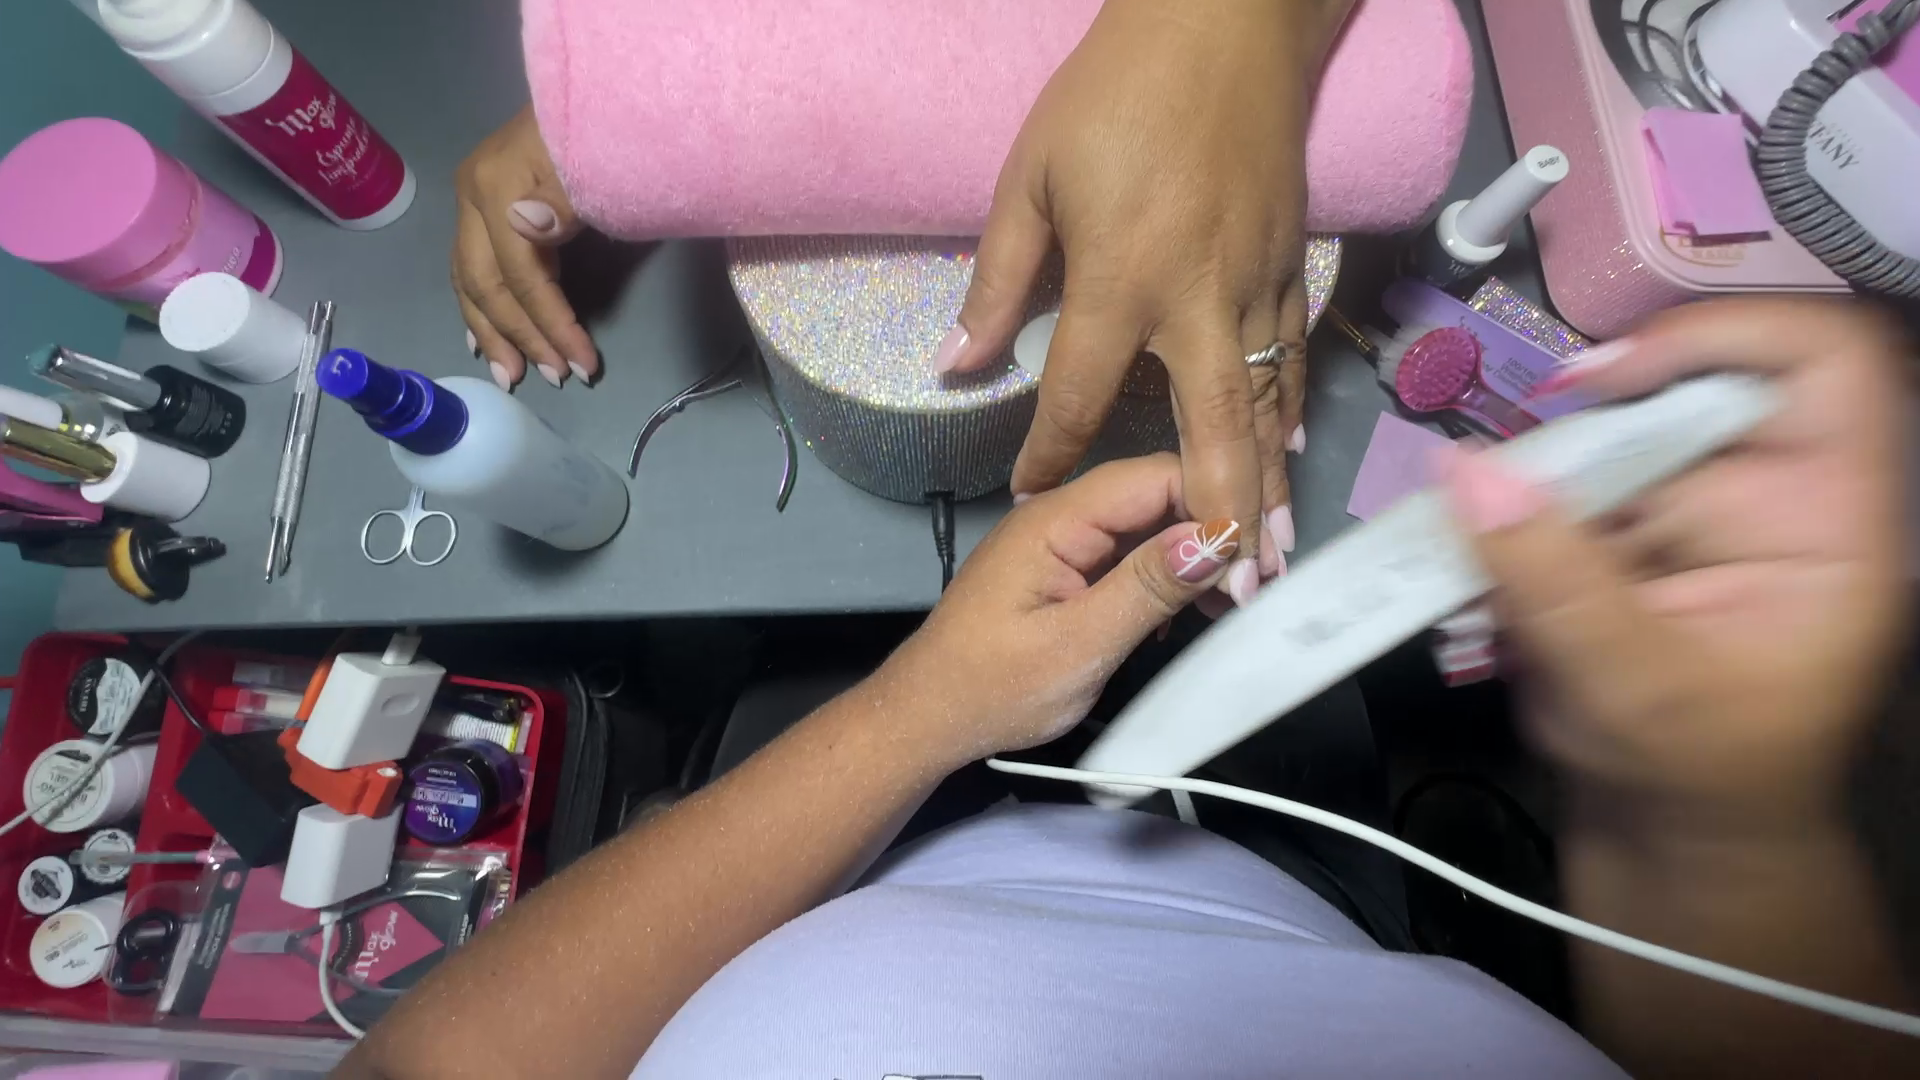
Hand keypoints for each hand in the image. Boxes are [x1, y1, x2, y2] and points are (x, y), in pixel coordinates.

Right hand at [452, 106, 598, 390]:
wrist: (599, 96)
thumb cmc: (605, 139)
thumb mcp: (593, 170)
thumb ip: (563, 201)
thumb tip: (531, 225)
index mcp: (497, 188)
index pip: (521, 278)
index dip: (552, 326)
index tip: (584, 365)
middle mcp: (475, 195)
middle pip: (487, 285)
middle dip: (519, 338)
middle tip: (549, 379)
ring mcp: (476, 201)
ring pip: (472, 281)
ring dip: (493, 332)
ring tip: (509, 372)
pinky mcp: (488, 207)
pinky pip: (476, 266)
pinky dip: (482, 306)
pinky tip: (484, 336)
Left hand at [879, 454, 1239, 764]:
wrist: (930, 715)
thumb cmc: (994, 687)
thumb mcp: (1078, 644)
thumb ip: (1147, 588)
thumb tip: (1218, 536)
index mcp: (1056, 518)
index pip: (1154, 477)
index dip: (1215, 505)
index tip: (1260, 558)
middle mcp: (1060, 516)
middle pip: (1155, 497)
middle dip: (1214, 532)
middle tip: (1266, 582)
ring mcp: (1063, 543)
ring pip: (1147, 528)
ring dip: (1196, 558)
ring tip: (1243, 599)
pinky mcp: (1066, 571)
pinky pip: (1128, 557)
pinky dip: (1167, 578)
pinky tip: (1197, 607)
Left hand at [940, 0, 1351, 601]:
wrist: (1228, 16)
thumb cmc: (1113, 95)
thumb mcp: (1030, 180)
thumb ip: (996, 284)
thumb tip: (957, 365)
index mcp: (1122, 281)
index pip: (1077, 396)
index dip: (1049, 452)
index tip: (1028, 493)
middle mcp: (1197, 302)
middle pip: (1210, 430)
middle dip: (1217, 513)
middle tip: (1229, 583)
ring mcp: (1255, 289)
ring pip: (1263, 406)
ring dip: (1266, 486)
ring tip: (1270, 551)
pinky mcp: (1290, 268)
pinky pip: (1290, 360)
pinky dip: (1287, 417)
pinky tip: (1285, 458)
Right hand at [1446, 299, 1909, 825]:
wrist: (1657, 815)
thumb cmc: (1692, 763)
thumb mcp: (1631, 677)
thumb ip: (1549, 575)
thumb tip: (1459, 470)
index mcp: (1815, 515)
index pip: (1812, 367)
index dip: (1709, 341)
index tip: (1584, 384)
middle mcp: (1742, 496)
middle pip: (1658, 406)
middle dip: (1563, 442)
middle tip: (1483, 492)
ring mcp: (1661, 517)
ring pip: (1577, 455)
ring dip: (1508, 492)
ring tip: (1465, 553)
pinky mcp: (1593, 542)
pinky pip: (1530, 502)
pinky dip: (1485, 524)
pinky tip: (1464, 570)